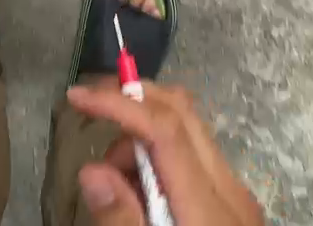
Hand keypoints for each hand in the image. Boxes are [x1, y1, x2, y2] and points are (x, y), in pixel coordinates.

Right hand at [64, 81, 266, 225]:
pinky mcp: (233, 209)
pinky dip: (157, 159)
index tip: (75, 98)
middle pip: (182, 111)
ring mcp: (237, 199)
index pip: (164, 128)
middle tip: (90, 115)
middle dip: (131, 101)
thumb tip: (91, 170)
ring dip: (141, 137)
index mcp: (212, 209)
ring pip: (186, 130)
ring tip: (114, 184)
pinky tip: (138, 196)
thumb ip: (122, 224)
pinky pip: (191, 159)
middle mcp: (231, 192)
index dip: (118, 103)